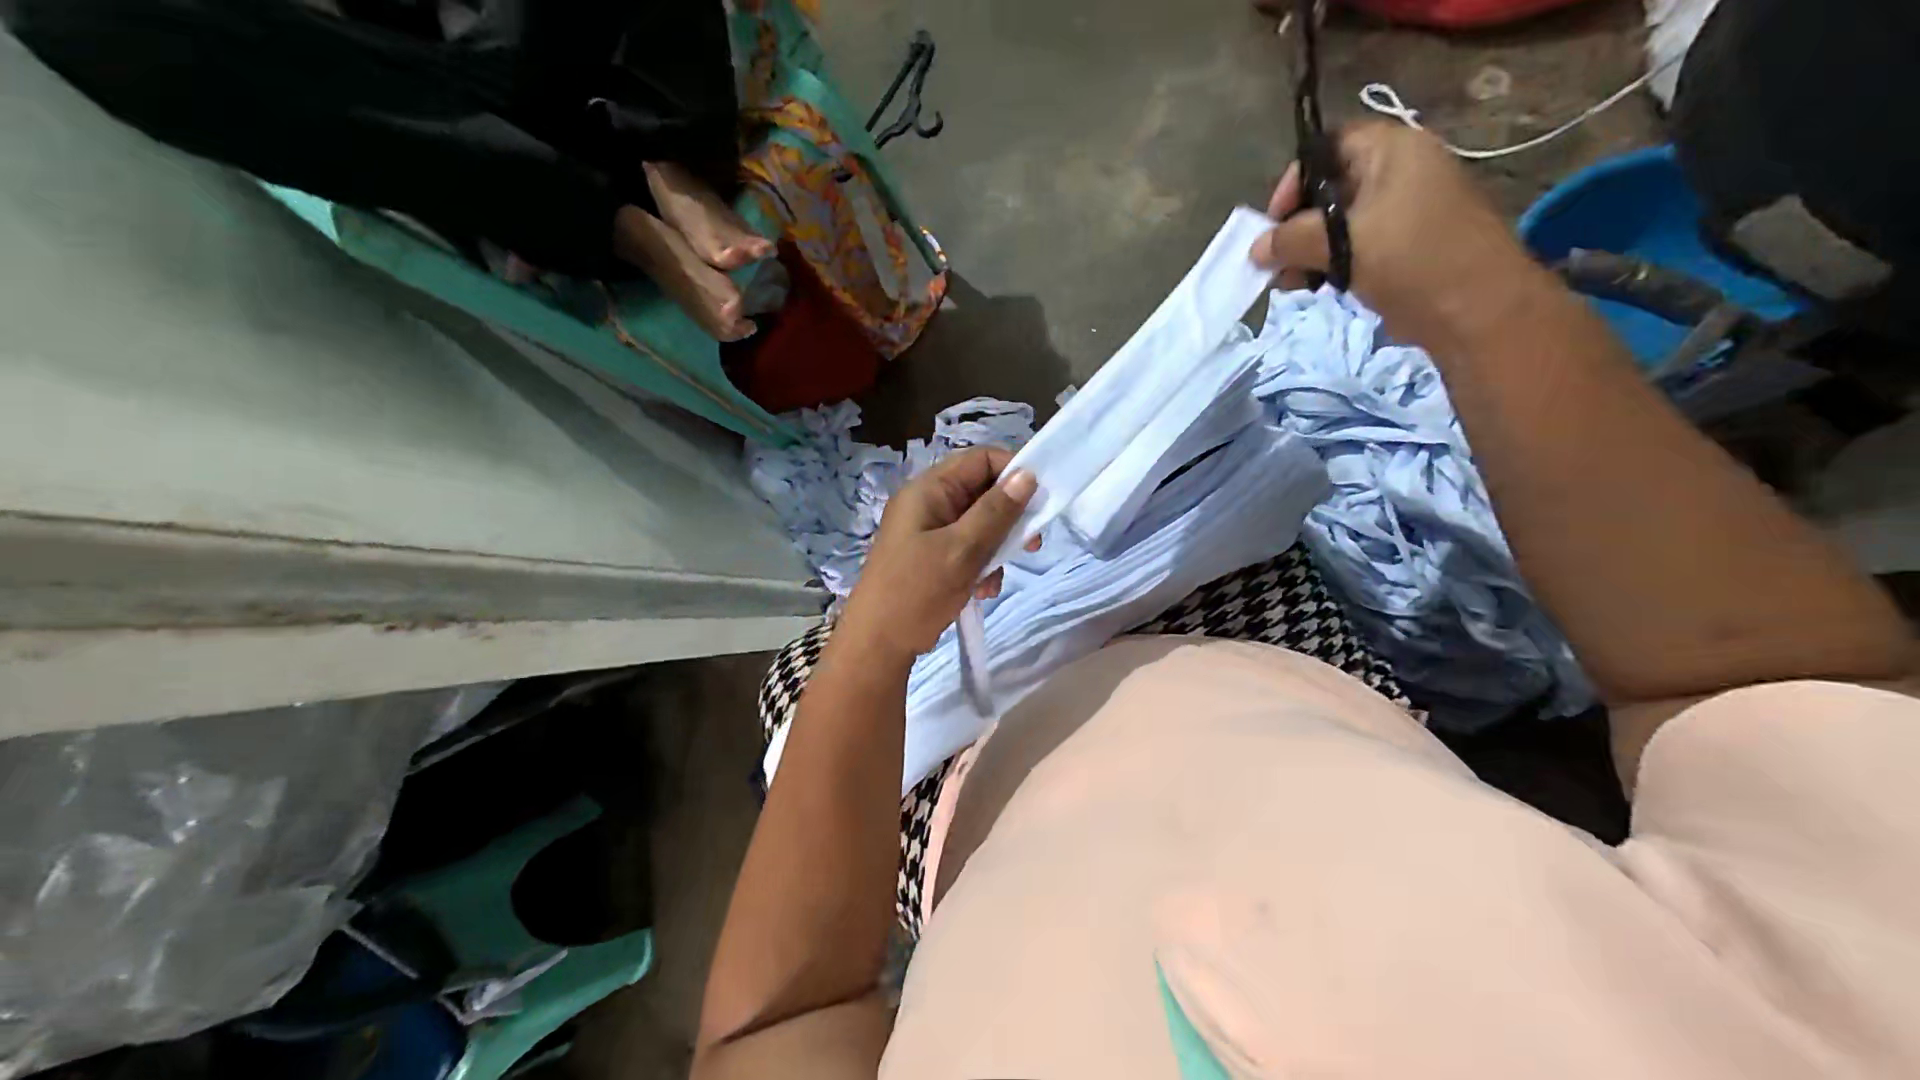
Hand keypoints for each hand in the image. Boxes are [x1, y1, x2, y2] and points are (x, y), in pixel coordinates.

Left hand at [837, 447, 1036, 667]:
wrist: (877, 644)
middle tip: (1030, 546)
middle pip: (982, 492)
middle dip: (1008, 520)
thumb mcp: (963, 550)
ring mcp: (927, 531)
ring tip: (993, 581)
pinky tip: (981, 592)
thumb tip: (1027, 475)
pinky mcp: (930, 556)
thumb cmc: (917, 592)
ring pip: (978, 525)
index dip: (1013, 472)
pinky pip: (966, 548)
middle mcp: (927, 503)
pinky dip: (980, 566)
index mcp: (928, 490)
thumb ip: (996, 511)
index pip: (980, 459)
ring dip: (995, 550)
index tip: (1040, 500)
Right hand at [1252, 123, 1548, 349]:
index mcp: (1393, 151)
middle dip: (1295, 225)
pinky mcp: (1404, 245)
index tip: (1273, 221)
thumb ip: (1291, 240)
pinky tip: (1317, 287)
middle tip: (1276, 261)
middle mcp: (1400, 171)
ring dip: (1308, 251)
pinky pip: (1356, 244)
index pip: (1328, 147)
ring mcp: (1405, 209)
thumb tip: (1256, 248)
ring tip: (1292, 283)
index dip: (1295, 180)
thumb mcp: (1342, 244)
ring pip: (1339, 221)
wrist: (1476, 309)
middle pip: (1329, 187)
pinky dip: (1331, 263)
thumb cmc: (1411, 260)